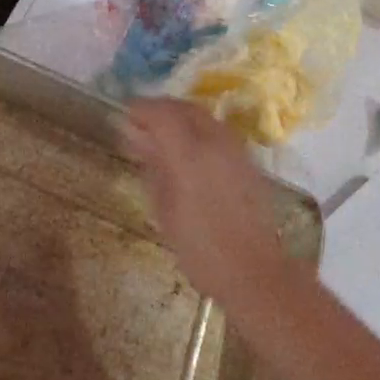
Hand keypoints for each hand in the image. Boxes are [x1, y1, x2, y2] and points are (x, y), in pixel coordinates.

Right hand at [122, 98, 294, 304]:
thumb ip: (152, 166)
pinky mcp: (248, 159)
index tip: (125, 116)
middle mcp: (215, 142)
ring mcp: (235, 148)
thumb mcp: (164, 210)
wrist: (254, 271)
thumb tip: (135, 135)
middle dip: (161, 109)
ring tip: (163, 137)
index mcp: (189, 154)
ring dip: (181, 117)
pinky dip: (198, 130)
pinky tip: (190, 151)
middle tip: (141, 124)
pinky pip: (218, 131)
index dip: (141, 109)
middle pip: (184, 107)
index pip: (161, 113)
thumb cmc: (200, 249)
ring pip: (204, 116)